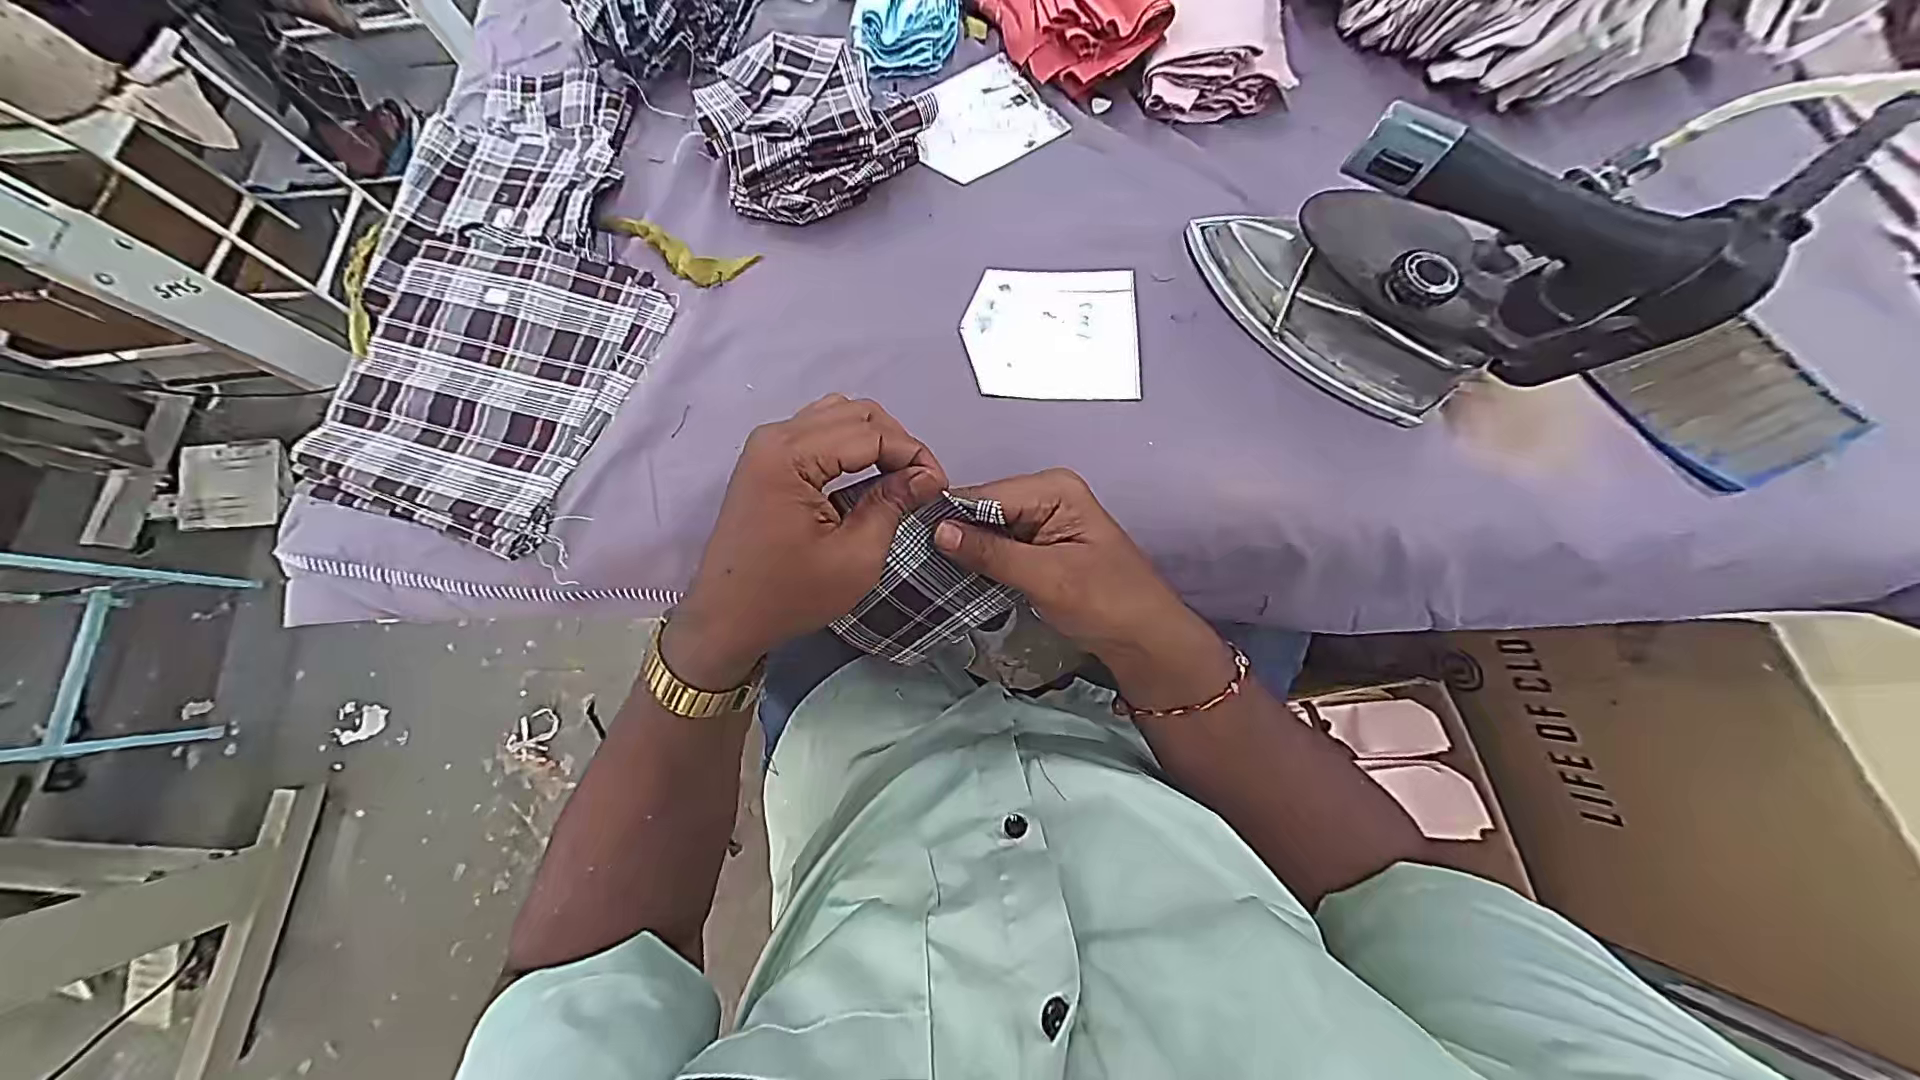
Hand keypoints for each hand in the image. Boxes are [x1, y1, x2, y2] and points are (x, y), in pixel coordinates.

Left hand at [662, 395, 946, 688]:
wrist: (727, 618)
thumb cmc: (788, 596)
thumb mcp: (855, 557)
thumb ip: (892, 505)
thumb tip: (925, 476)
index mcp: (790, 456)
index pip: (870, 432)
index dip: (913, 454)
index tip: (939, 485)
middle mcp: (775, 437)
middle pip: (855, 414)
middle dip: (898, 443)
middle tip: (922, 482)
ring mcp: (767, 446)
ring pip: (838, 416)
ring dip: (876, 440)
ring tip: (900, 477)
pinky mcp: (768, 460)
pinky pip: (819, 432)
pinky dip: (851, 445)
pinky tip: (868, 474)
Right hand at [931, 469, 1234, 710]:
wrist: (1144, 638)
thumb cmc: (1108, 603)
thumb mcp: (1046, 577)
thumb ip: (992, 553)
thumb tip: (939, 531)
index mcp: (1055, 489)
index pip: (986, 494)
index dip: (950, 517)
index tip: (913, 538)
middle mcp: (1046, 495)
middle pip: (983, 508)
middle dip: (956, 533)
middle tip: (917, 559)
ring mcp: (1041, 519)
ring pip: (986, 528)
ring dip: (966, 549)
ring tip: (930, 568)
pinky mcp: (1037, 544)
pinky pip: (998, 545)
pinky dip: (981, 560)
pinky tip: (959, 574)